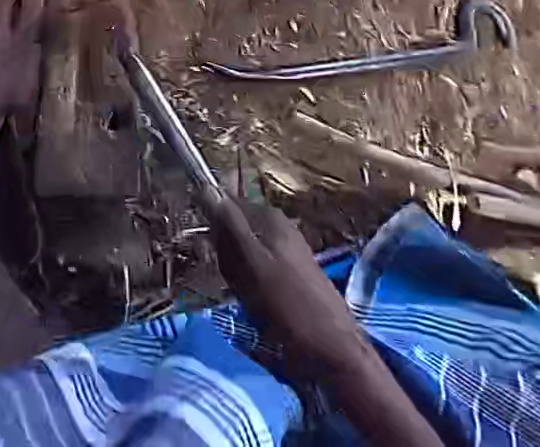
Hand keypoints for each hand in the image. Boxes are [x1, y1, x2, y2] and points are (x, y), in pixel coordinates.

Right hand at [209, 199, 446, 446]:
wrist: (333, 353)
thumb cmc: (286, 304)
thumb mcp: (248, 260)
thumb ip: (227, 221)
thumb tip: (205, 185)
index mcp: (269, 215)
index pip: (225, 200)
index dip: (211, 220)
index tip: (206, 244)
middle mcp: (280, 226)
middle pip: (234, 226)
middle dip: (223, 248)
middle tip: (226, 273)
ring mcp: (289, 249)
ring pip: (245, 249)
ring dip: (235, 267)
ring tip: (239, 290)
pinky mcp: (294, 273)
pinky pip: (258, 267)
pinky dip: (250, 281)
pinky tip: (254, 301)